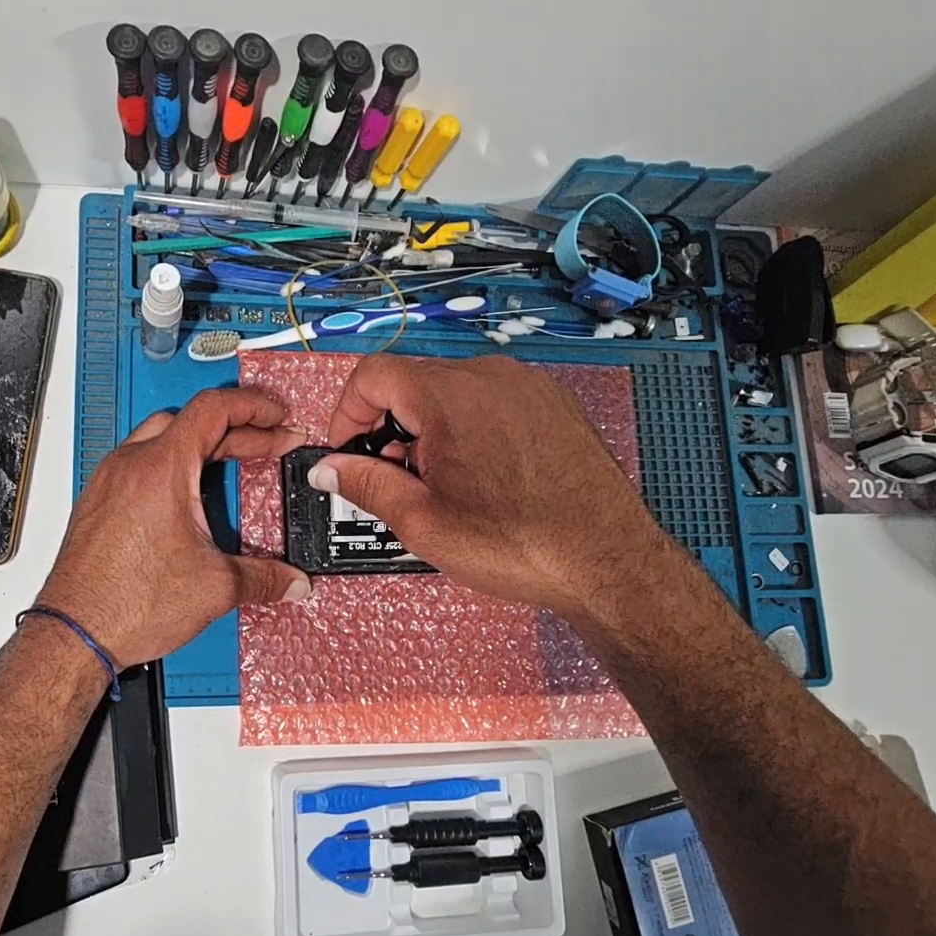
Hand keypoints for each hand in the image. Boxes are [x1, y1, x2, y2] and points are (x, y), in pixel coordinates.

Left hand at [37, 387, 313, 666]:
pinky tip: (190, 495)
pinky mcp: (99, 502)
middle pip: (191, 420)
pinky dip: (173, 465)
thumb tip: (290, 580)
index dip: (255, 406)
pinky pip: (140, 463)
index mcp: (161, 470)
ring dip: (202, 444)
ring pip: (162, 437)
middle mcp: (130, 466)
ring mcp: (109, 482)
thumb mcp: (214, 588)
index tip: (277, 416)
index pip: (213, 409)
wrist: (75, 633)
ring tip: (232, 463)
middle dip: (238, 429)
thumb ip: (263, 577)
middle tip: (269, 446)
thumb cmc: (124, 605)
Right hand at [309, 355, 681, 629]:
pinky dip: (469, 427)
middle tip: (396, 478)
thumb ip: (365, 484)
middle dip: (389, 427)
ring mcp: (526, 386)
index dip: (348, 414)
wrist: (606, 560)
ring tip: (443, 484)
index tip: (349, 452)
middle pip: (411, 382)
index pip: (372, 375)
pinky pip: (491, 400)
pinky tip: (481, 476)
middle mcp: (489, 377)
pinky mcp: (551, 403)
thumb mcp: (422, 521)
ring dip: (429, 428)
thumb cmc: (520, 543)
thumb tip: (329, 466)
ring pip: (451, 391)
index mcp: (449, 397)